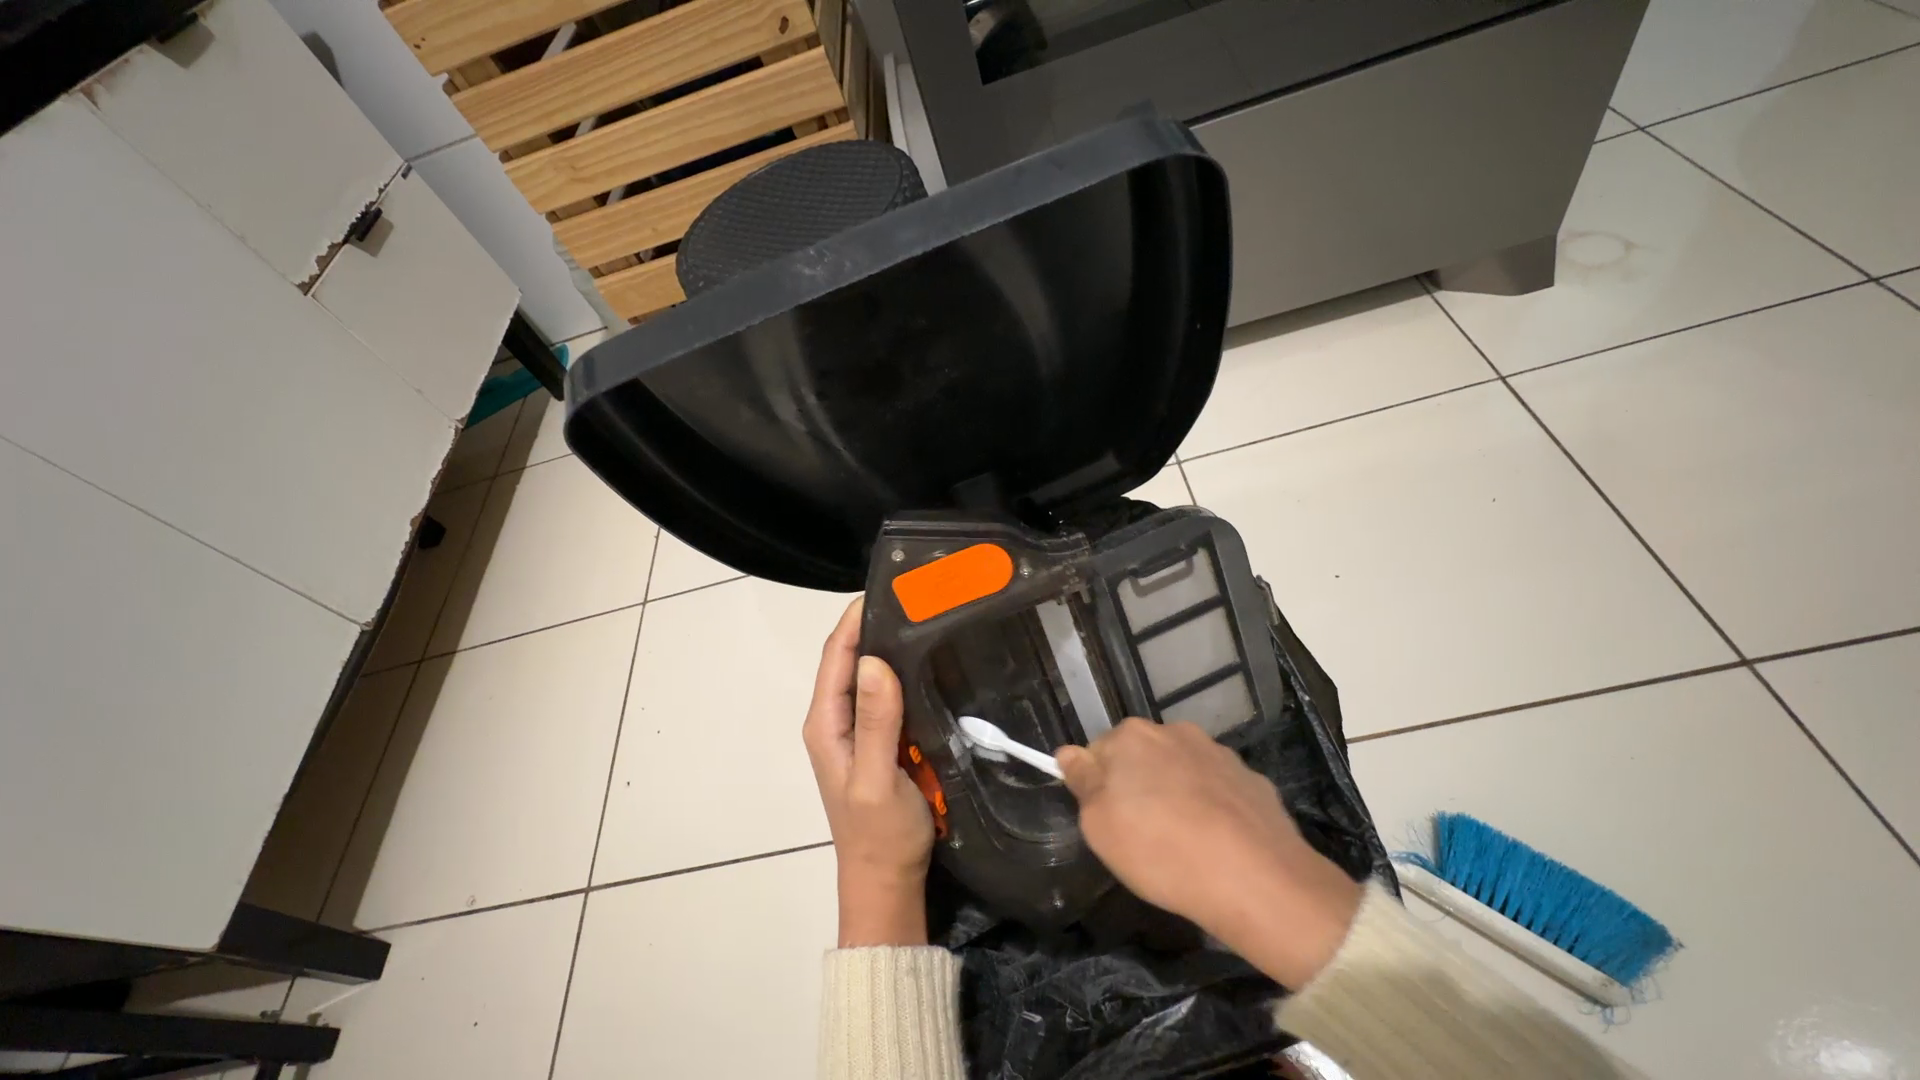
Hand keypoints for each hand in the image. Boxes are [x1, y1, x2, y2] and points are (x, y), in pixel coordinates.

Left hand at [803, 599, 934, 946]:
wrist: (887, 880)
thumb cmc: (880, 833)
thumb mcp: (876, 779)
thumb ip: (876, 722)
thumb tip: (872, 659)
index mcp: (826, 723)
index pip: (836, 655)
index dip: (857, 618)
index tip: (891, 587)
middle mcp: (837, 720)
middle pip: (851, 659)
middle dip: (878, 625)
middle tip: (920, 598)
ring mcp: (858, 731)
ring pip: (871, 676)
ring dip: (892, 648)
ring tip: (930, 620)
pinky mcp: (880, 742)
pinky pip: (889, 698)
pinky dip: (905, 677)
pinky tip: (932, 666)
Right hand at [1056, 718, 1361, 987]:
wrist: (1256, 879)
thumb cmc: (1160, 851)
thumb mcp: (1099, 827)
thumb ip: (1083, 784)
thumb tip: (1070, 754)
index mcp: (1132, 737)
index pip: (1098, 753)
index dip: (1096, 787)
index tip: (1106, 822)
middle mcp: (1176, 732)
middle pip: (1141, 757)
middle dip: (1137, 787)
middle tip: (1139, 835)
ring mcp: (1219, 754)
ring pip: (1181, 771)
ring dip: (1176, 796)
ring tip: (1182, 844)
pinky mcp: (1253, 780)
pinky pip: (1218, 791)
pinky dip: (1212, 810)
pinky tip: (1216, 845)